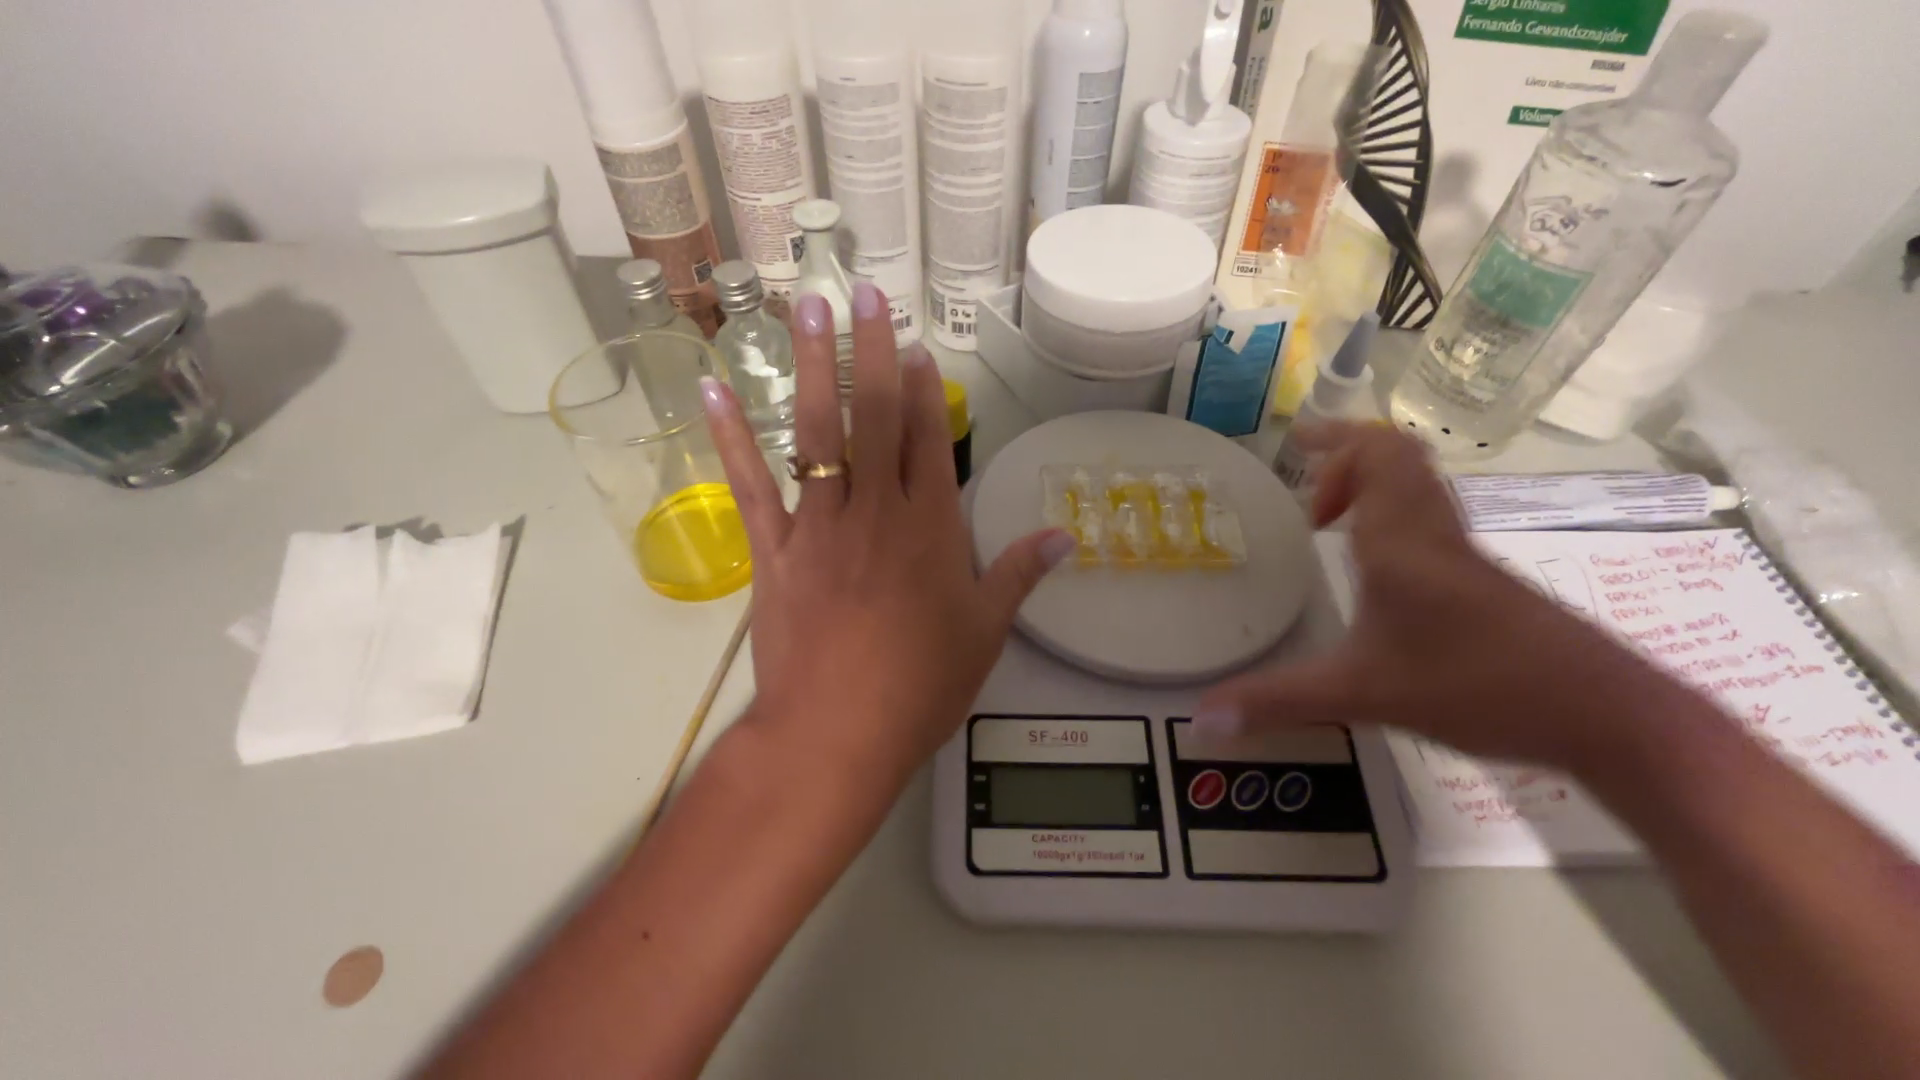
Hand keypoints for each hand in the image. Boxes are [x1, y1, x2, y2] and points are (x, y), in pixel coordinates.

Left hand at [701, 282, 1072, 782]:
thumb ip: (1019, 575)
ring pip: (816, 432)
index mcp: (929, 528)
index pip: (927, 441)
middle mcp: (874, 510)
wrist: (838, 732)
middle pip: (873, 417)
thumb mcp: (985, 633)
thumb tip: (1066, 537)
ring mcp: (818, 525)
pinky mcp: (773, 550)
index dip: (920, 390)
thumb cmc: (921, 686)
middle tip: (866, 293)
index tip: (913, 346)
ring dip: (812, 366)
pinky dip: (730, 437)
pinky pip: (750, 484)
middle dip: (871, 351)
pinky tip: (715, 389)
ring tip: (807, 308)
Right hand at [1197, 421, 1674, 770]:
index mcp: (1401, 542)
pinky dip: (1394, 514)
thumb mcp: (1363, 696)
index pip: (1376, 456)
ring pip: (1420, 487)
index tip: (1294, 454)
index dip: (1336, 442)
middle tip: (1305, 471)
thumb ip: (1278, 702)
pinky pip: (1431, 519)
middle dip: (1349, 451)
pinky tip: (1375, 566)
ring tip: (1328, 513)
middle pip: (1401, 457)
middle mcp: (1435, 535)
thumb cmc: (1479, 687)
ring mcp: (1466, 557)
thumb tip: (1200, 718)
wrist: (1604, 713)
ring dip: (1373, 481)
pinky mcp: (1485, 582)